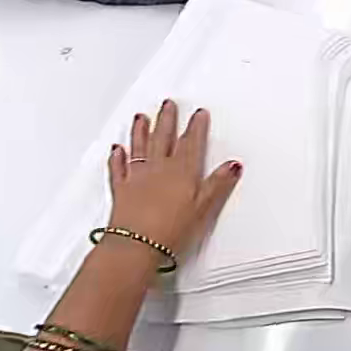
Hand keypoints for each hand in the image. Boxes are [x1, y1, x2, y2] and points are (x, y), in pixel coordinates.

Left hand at [107, 99, 241, 258]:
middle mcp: (158, 169)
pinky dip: (118, 157)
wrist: (136, 246)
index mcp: (181, 171)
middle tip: (169, 104)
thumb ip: (219, 183)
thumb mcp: (205, 208)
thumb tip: (233, 166)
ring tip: (143, 117)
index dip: (196, 126)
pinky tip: (117, 149)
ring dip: (141, 130)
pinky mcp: (121, 190)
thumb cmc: (170, 229)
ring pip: (140, 146)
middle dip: (168, 119)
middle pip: (163, 137)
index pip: (191, 143)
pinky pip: (118, 168)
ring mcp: (137, 178)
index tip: (199, 114)